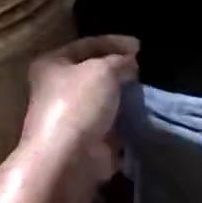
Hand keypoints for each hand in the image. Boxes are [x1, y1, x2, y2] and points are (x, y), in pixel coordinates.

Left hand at [16, 34, 140, 202]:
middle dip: (120, 72)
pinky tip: (145, 120)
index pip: (86, 45)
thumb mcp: (103, 70)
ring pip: (104, 103)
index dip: (114, 42)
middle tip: (144, 72)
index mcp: (52, 65)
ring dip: (125, 100)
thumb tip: (131, 65)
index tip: (141, 47)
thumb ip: (120, 61)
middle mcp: (57, 90)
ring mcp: (72, 120)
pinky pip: (112, 129)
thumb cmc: (78, 105)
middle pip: (94, 75)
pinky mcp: (87, 144)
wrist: (68, 160)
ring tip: (149, 95)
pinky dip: (127, 126)